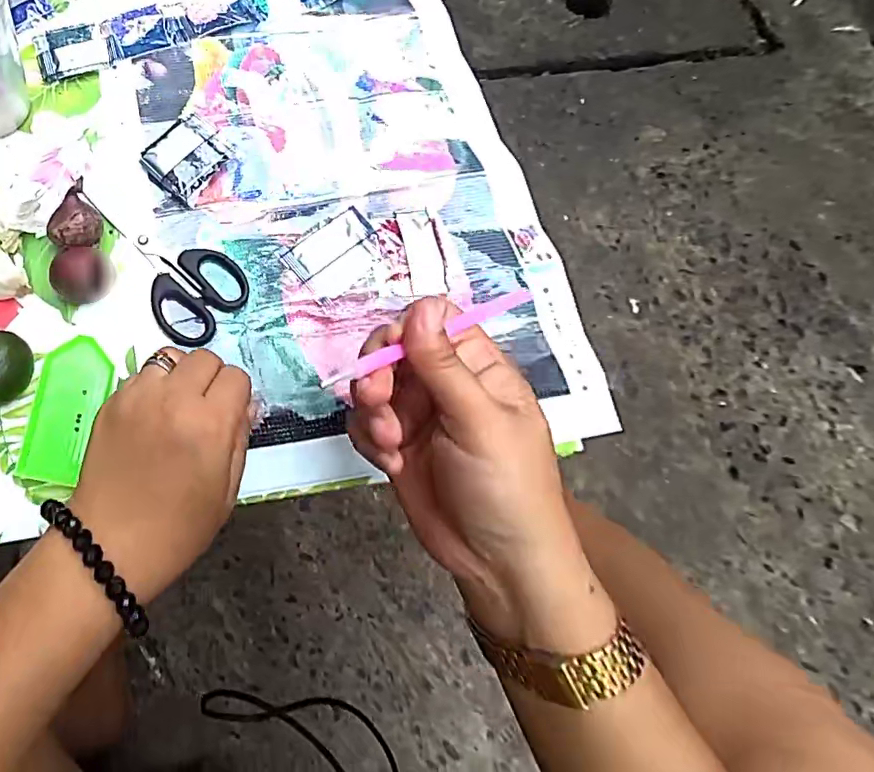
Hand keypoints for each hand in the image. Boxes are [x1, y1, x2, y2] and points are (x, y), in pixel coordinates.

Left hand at [70, 348, 250, 600]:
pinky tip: (148, 419)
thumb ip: (239, 439)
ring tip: (173, 409)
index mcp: (209, 424)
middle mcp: (173, 399)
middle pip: (204, 358)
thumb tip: (245, 405)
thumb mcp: (226, 491)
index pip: (236, 377)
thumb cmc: (177, 529)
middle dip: (211, 379)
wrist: (111, 543)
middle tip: (204, 409)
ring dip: (178, 377)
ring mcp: (138, 396)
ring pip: (169, 358)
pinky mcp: (112, 401)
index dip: (237, 395)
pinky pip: (140, 376)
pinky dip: (150, 388)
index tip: (230, 414)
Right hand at [348, 298, 611, 650]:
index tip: (393, 352)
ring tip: (389, 443)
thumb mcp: (479, 422)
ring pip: (371, 384)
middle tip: (375, 399)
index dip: (408, 329)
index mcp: (479, 369)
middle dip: (376, 372)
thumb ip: (444, 365)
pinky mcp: (394, 441)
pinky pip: (363, 420)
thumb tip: (420, 308)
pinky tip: (388, 461)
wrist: (496, 565)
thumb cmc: (510, 491)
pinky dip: (367, 437)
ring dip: (370, 411)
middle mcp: (445, 384)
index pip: (435, 321)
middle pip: (392, 349)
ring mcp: (417, 413)